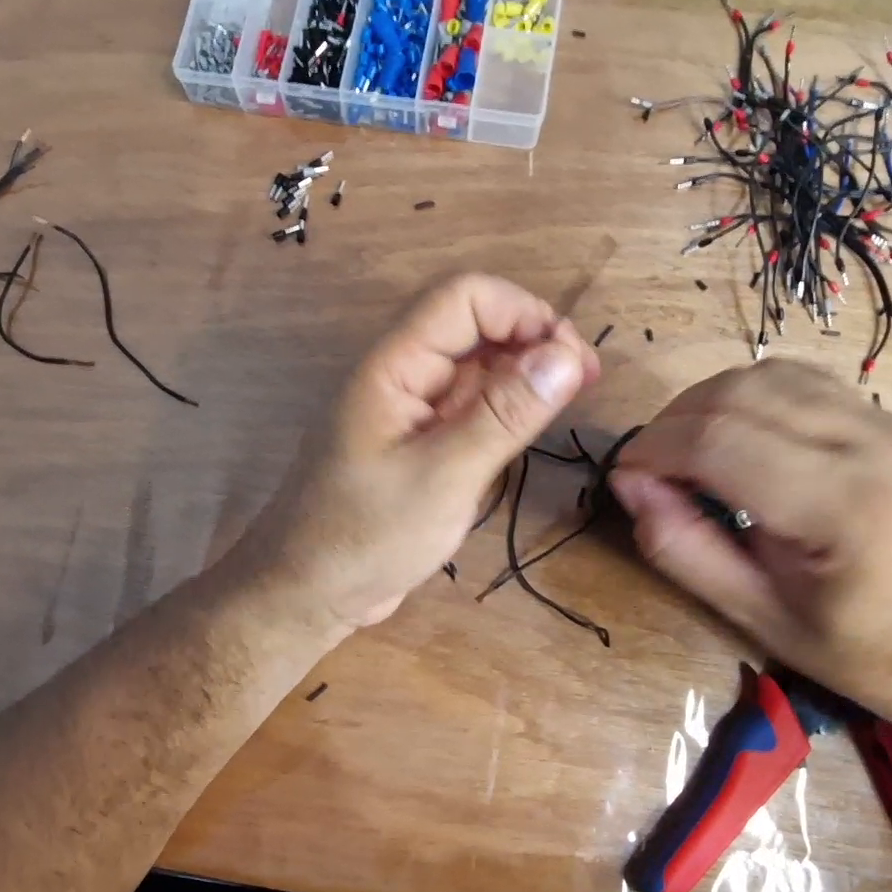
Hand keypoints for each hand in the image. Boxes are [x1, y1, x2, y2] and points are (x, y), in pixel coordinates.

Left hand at [229, 274, 600, 630]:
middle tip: (583, 382)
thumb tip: (566, 355)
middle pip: (472, 326)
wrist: (308, 592)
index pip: (463, 298)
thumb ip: (503, 415)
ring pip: (474, 366)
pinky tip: (528, 429)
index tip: (572, 360)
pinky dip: (502, 409)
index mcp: (392, 366)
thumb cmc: (366, 537)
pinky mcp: (417, 442)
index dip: (523, 312)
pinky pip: (466, 406)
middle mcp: (400, 375)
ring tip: (566, 402)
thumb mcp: (443, 478)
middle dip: (531, 340)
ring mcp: (408, 410)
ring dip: (522, 374)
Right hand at [606, 359, 891, 726]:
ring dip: (705, 403)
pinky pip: (797, 382)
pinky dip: (745, 397)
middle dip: (673, 422)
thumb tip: (628, 482)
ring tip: (680, 449)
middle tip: (647, 467)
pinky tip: (728, 435)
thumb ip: (683, 546)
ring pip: (766, 375)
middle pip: (740, 393)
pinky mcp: (889, 417)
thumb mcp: (754, 614)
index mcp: (846, 506)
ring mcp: (890, 422)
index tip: (624, 475)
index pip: (721, 442)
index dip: (655, 449)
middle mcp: (875, 444)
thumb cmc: (854, 649)